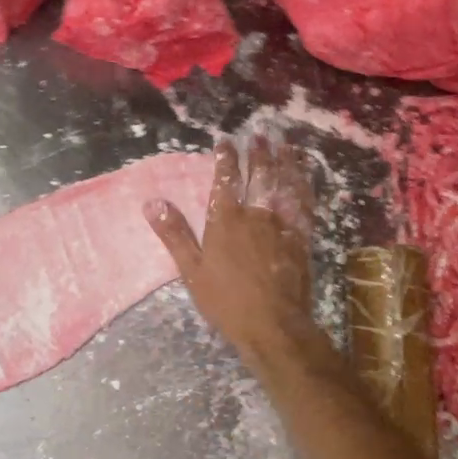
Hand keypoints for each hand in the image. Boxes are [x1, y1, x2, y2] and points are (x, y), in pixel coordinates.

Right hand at [146, 135, 321, 366]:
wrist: (273, 324)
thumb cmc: (226, 301)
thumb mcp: (191, 271)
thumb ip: (175, 234)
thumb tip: (152, 203)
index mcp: (226, 220)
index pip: (225, 180)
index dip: (225, 158)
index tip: (225, 141)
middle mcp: (256, 214)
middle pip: (260, 175)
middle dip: (259, 152)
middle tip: (260, 134)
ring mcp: (283, 224)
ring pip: (286, 184)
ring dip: (285, 161)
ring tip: (286, 144)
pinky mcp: (302, 238)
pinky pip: (305, 204)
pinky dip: (305, 186)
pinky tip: (306, 177)